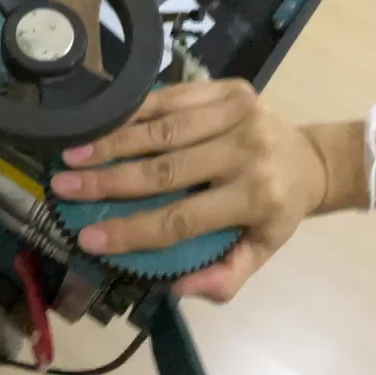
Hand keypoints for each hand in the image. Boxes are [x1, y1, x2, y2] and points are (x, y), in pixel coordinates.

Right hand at [49, 80, 329, 301]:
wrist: (311, 157)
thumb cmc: (276, 210)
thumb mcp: (262, 251)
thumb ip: (225, 276)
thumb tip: (175, 287)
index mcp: (258, 198)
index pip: (181, 219)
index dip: (132, 231)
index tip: (87, 238)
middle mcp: (249, 151)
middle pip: (166, 170)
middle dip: (108, 181)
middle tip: (63, 187)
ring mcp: (239, 113)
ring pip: (163, 130)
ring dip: (112, 143)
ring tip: (71, 154)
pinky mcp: (230, 87)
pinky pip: (171, 98)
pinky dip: (132, 112)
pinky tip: (100, 123)